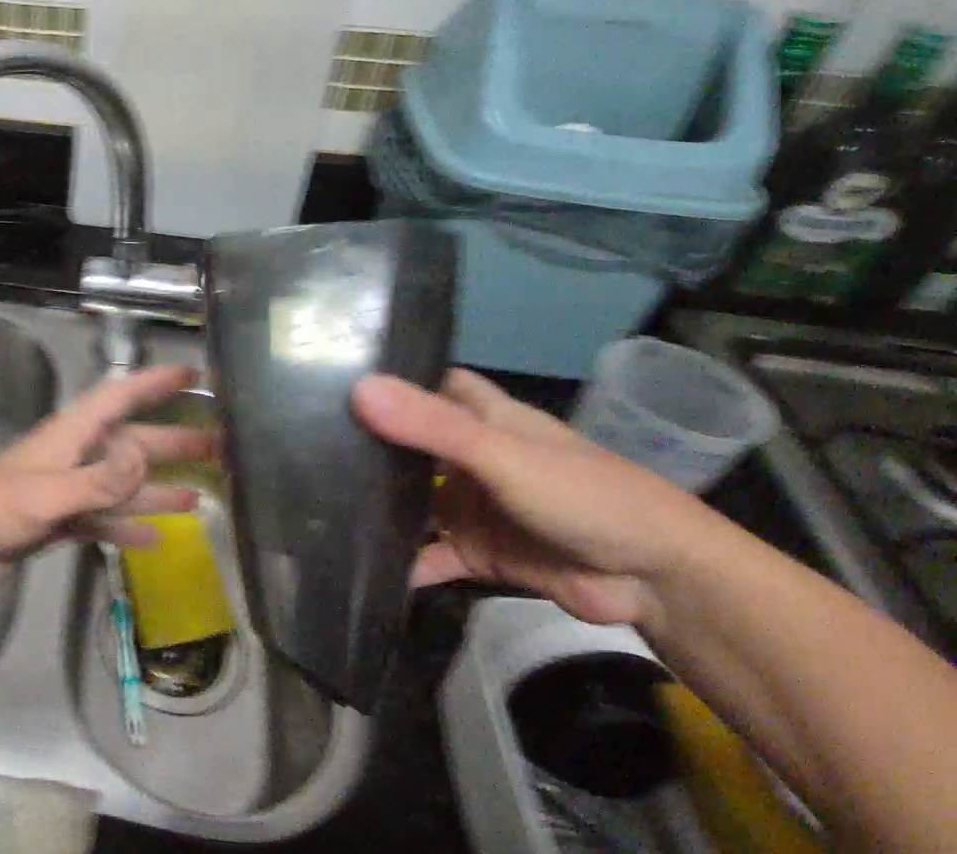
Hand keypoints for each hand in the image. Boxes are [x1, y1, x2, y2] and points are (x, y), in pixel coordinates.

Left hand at [0, 365, 215, 573]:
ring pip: (122, 484)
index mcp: (70, 435)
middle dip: (171, 443)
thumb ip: (99, 480)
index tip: (192, 375)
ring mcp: (68, 488)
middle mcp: (74, 454)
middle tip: (218, 448)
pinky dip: (128, 525)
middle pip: (131, 443)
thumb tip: (145, 459)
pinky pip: (105, 518)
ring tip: (199, 496)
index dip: (154, 384)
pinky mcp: (61, 518)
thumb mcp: (50, 494)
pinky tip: (157, 537)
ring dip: (157, 488)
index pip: (118, 397)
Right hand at [351, 369, 730, 627]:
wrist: (654, 580)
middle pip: (412, 445)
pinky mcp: (479, 554)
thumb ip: (432, 427)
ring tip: (314, 504)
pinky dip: (402, 564)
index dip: (393, 379)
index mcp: (487, 420)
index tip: (333, 377)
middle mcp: (474, 459)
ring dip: (378, 506)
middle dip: (369, 445)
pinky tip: (360, 568)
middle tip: (302, 443)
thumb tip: (357, 390)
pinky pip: (429, 557)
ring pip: (413, 502)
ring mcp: (474, 507)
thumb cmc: (583, 496)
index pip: (432, 385)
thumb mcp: (502, 454)